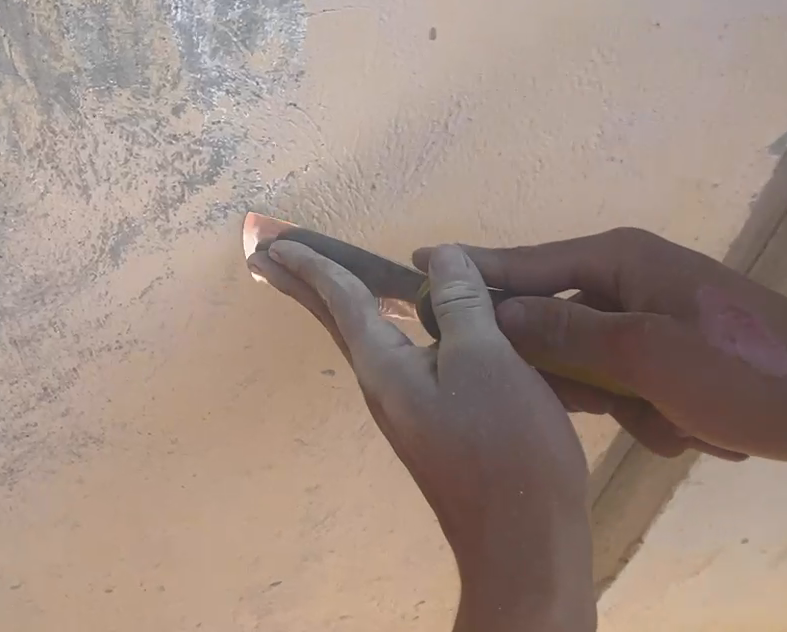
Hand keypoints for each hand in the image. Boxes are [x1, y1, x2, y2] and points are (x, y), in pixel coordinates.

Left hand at [250, 240, 593, 631]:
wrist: (524, 546)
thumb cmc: (506, 448)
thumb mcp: (486, 360)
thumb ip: (459, 303)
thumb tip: (440, 255)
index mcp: (381, 363)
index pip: (339, 297)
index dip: (312, 263)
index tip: (276, 242)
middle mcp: (378, 382)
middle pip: (331, 317)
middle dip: (299, 284)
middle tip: (262, 258)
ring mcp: (401, 404)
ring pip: (358, 335)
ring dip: (332, 300)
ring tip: (317, 278)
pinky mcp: (427, 419)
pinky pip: (388, 351)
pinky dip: (374, 322)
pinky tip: (395, 324)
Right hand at [470, 227, 786, 476]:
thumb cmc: (751, 375)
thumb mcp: (644, 357)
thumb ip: (560, 330)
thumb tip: (493, 311)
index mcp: (617, 258)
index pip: (521, 262)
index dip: (467, 268)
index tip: (413, 266)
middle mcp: (630, 276)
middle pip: (552, 314)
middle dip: (567, 366)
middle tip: (578, 400)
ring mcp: (657, 314)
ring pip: (591, 357)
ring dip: (620, 399)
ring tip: (669, 422)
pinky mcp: (681, 350)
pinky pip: (630, 378)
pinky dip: (651, 410)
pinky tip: (692, 430)